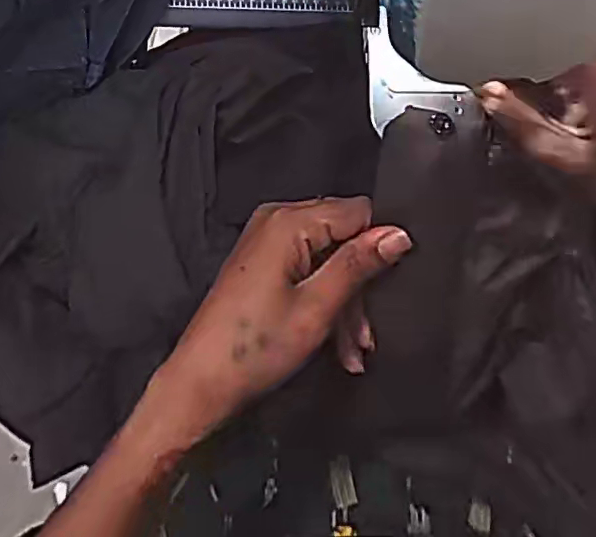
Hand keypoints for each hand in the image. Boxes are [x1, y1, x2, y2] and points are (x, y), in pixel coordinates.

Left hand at [141, 197, 411, 443]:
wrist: (197, 385)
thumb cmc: (252, 349)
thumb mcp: (317, 308)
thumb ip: (358, 264)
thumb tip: (398, 234)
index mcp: (288, 221)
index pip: (358, 211)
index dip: (378, 247)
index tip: (386, 289)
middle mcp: (276, 218)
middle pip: (343, 235)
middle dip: (360, 284)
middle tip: (364, 335)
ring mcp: (267, 238)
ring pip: (328, 255)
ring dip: (345, 301)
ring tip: (351, 349)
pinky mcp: (263, 258)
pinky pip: (307, 266)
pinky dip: (324, 299)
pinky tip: (335, 342)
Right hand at [479, 40, 595, 255]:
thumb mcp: (560, 155)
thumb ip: (520, 119)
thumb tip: (488, 91)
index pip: (552, 37)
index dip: (520, 43)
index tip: (497, 56)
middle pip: (565, 32)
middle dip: (535, 48)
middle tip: (512, 72)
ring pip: (577, 36)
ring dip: (554, 53)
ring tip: (539, 80)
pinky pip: (592, 44)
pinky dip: (571, 58)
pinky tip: (563, 84)